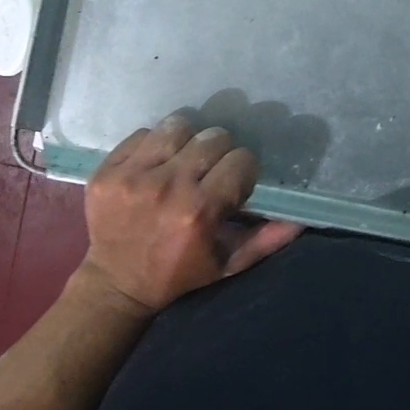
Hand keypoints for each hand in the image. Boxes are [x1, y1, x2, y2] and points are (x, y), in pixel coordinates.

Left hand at [72, 114, 302, 316]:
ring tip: (183, 160)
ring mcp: (133, 175)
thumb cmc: (179, 274)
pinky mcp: (108, 170)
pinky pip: (142, 133)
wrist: (115, 283)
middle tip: (211, 170)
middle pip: (213, 137)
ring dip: (187, 140)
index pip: (241, 160)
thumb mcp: (227, 265)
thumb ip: (265, 240)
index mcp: (200, 211)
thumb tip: (301, 219)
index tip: (234, 183)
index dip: (243, 170)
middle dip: (219, 152)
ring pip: (177, 126)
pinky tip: (155, 165)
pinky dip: (154, 145)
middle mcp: (167, 187)